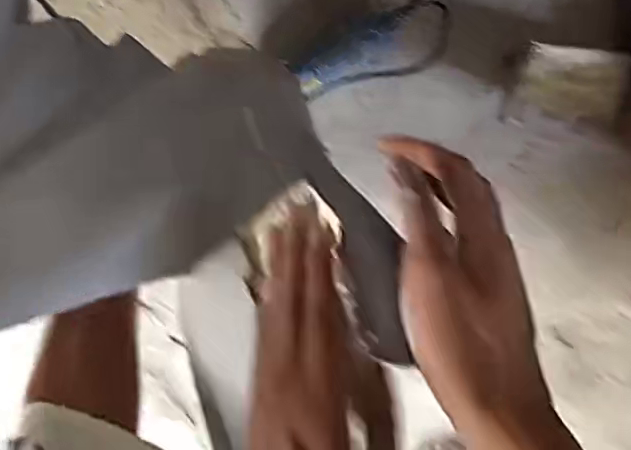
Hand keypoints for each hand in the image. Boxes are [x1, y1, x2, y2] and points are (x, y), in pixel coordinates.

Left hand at [249, 204, 351, 449]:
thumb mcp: (370, 442)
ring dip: (277, 260)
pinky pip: (262, 322)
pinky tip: (268, 273)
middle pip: (291, 296)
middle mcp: (284, 366)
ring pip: (272, 302)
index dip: (320, 265)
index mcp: (317, 382)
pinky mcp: (256, 374)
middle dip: (296, 248)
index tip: (323, 227)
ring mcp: (265, 367)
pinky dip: (267, 289)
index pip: (320, 311)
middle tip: (298, 205)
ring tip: (280, 222)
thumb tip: (373, 348)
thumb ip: (373, 397)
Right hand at [379, 137, 576, 449]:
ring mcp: (497, 264)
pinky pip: (467, 225)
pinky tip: (419, 221)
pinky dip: (441, 206)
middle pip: (470, 182)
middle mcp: (495, 243)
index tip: (381, 146)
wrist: (499, 408)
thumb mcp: (427, 272)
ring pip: (471, 203)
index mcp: (483, 236)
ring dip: (436, 181)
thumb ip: (418, 216)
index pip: (455, 170)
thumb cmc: (456, 340)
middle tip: (391, 155)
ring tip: (398, 178)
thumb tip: (404, 169)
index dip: (418, 149)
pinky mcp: (490, 283)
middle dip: (429, 158)